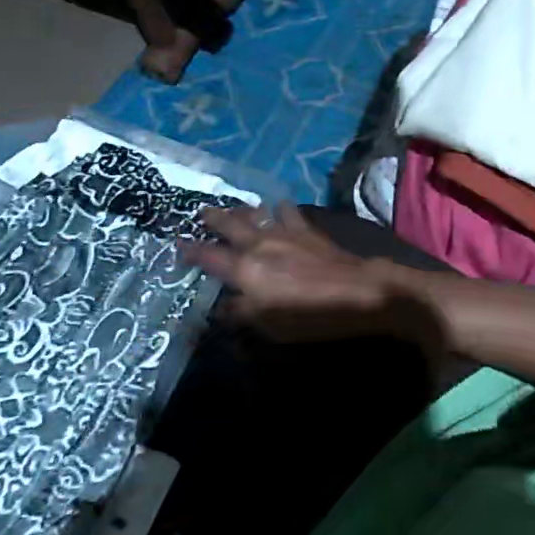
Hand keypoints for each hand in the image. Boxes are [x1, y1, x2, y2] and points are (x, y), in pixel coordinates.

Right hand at [183, 205, 402, 341]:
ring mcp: (283, 232)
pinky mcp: (305, 228)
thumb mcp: (269, 326)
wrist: (356, 291)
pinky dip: (277, 209)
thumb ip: (241, 314)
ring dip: (242, 209)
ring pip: (255, 211)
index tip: (178, 244)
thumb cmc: (309, 315)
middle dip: (212, 216)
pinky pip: (286, 211)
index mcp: (244, 269)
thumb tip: (221, 308)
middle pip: (229, 223)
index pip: (208, 255)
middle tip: (201, 212)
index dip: (190, 249)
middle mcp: (258, 244)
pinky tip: (277, 209)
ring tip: (235, 208)